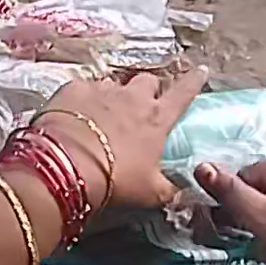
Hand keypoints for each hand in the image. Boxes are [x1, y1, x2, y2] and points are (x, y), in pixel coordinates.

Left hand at [37, 67, 206, 210]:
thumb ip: (169, 190)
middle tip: (142, 105)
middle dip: (149, 89)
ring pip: (115, 84)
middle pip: (149, 80)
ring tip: (106, 115)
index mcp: (157, 118)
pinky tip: (77, 114)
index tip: (201, 71)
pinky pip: (84, 88)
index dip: (194, 80)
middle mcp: (133, 97)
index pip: (184, 92)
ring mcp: (102, 90)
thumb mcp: (150, 193)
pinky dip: (84, 99)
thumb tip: (180, 192)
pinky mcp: (72, 90)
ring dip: (115, 96)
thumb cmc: (115, 179)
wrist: (65, 167)